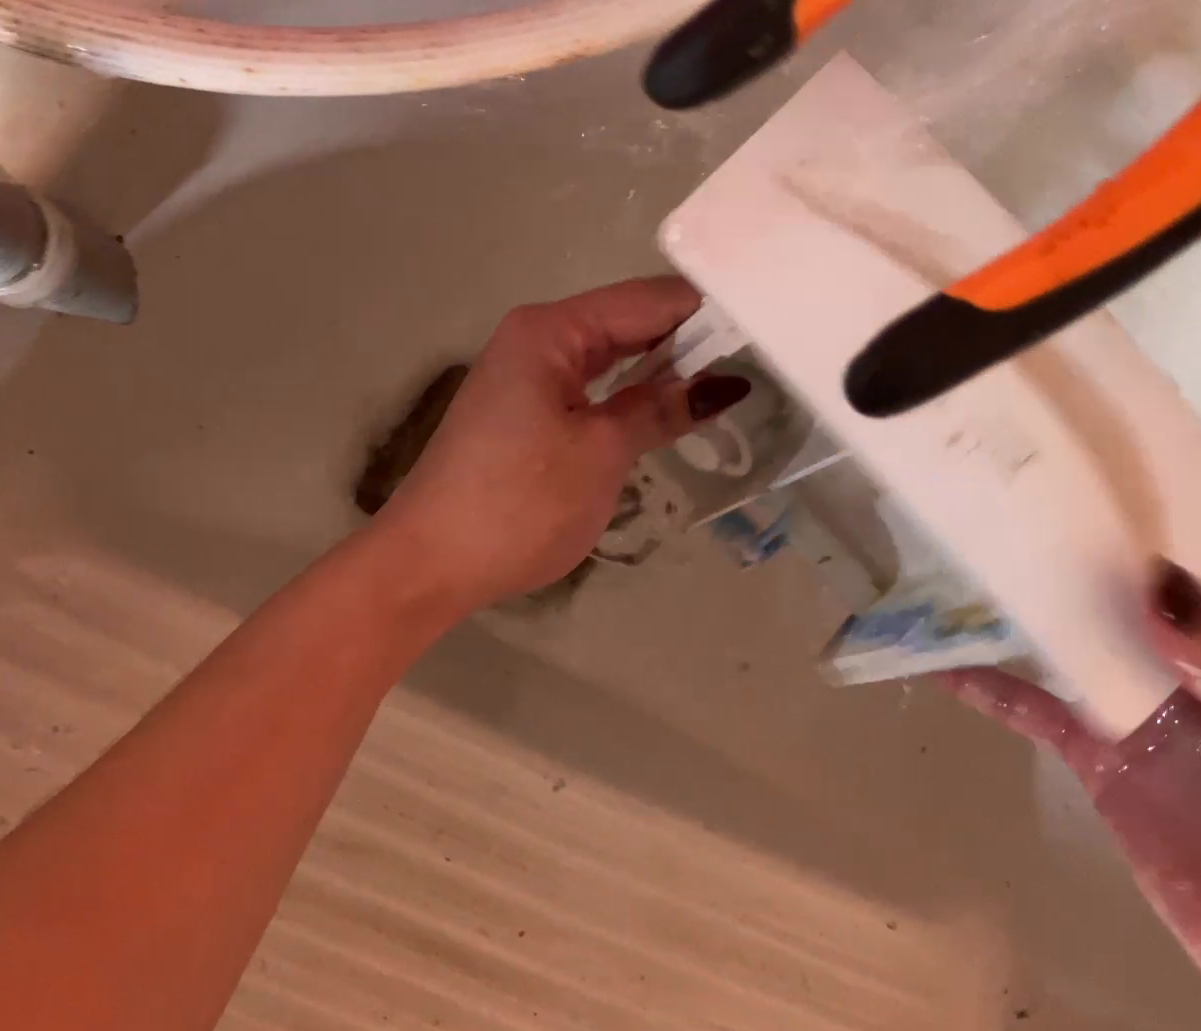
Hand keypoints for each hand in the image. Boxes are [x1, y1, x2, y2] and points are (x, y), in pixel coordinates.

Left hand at [373, 276, 733, 611]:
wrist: (428, 562)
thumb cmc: (517, 503)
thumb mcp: (600, 453)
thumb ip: (658, 409)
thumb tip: (720, 383)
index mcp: (550, 330)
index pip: (647, 299)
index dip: (708, 313)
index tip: (772, 331)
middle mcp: (531, 342)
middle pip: (626, 326)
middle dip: (686, 345)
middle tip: (763, 364)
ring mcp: (520, 382)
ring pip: (605, 363)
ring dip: (656, 377)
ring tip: (727, 393)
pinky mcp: (515, 420)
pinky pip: (583, 395)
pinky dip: (621, 403)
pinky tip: (660, 419)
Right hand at [937, 565, 1200, 1011]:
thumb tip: (1153, 586)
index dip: (1169, 538)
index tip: (1106, 498)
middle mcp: (1197, 676)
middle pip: (1130, 607)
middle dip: (1083, 569)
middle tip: (1017, 526)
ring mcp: (1139, 712)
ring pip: (1073, 649)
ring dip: (1026, 621)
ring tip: (968, 581)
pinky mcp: (1094, 753)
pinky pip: (1034, 709)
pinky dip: (988, 688)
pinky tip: (944, 665)